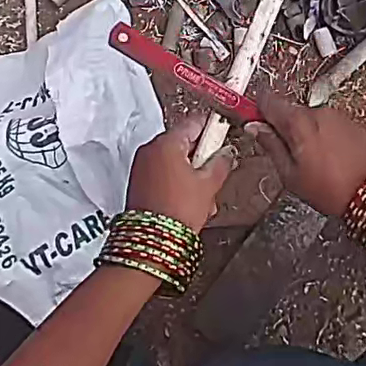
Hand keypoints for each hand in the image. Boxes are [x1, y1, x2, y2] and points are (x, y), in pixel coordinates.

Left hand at [125, 116, 233, 230]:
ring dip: (192, 172)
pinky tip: (192, 200)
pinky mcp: (138, 183)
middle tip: (218, 168)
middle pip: (183, 142)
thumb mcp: (209, 184)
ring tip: (206, 193)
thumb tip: (226, 153)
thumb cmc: (178, 211)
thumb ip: (221, 162)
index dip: (212, 127)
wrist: (152, 242)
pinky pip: (164, 174)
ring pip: (174, 160)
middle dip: (202, 156)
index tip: (224, 133)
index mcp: (166, 143)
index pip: (193, 123)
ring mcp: (142, 166)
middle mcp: (150, 150)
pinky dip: (178, 181)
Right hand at [249, 94, 365, 216]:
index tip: (253, 118)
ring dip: (310, 135)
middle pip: (292, 112)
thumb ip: (271, 146)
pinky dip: (330, 139)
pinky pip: (333, 127)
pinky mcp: (356, 124)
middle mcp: (319, 112)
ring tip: (316, 165)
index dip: (257, 109)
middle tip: (288, 155)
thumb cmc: (334, 190)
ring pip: (314, 120)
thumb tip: (255, 129)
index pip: (268, 101)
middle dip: (287, 128)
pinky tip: (335, 161)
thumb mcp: (291, 176)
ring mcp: (340, 116)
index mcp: (298, 122)